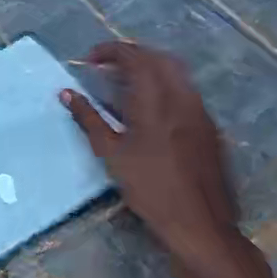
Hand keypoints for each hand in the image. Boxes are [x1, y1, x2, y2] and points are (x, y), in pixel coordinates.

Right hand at [61, 41, 239, 259]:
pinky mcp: (209, 131)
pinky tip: (147, 107)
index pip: (136, 58)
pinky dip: (163, 86)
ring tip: (122, 83)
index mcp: (156, 103)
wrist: (201, 226)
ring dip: (149, 69)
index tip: (89, 61)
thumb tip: (66, 93)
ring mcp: (200, 116)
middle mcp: (182, 102)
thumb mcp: (109, 152)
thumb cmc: (149, 187)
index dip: (110, 51)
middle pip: (161, 59)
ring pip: (177, 75)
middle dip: (131, 54)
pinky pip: (186, 93)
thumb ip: (88, 118)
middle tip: (105, 65)